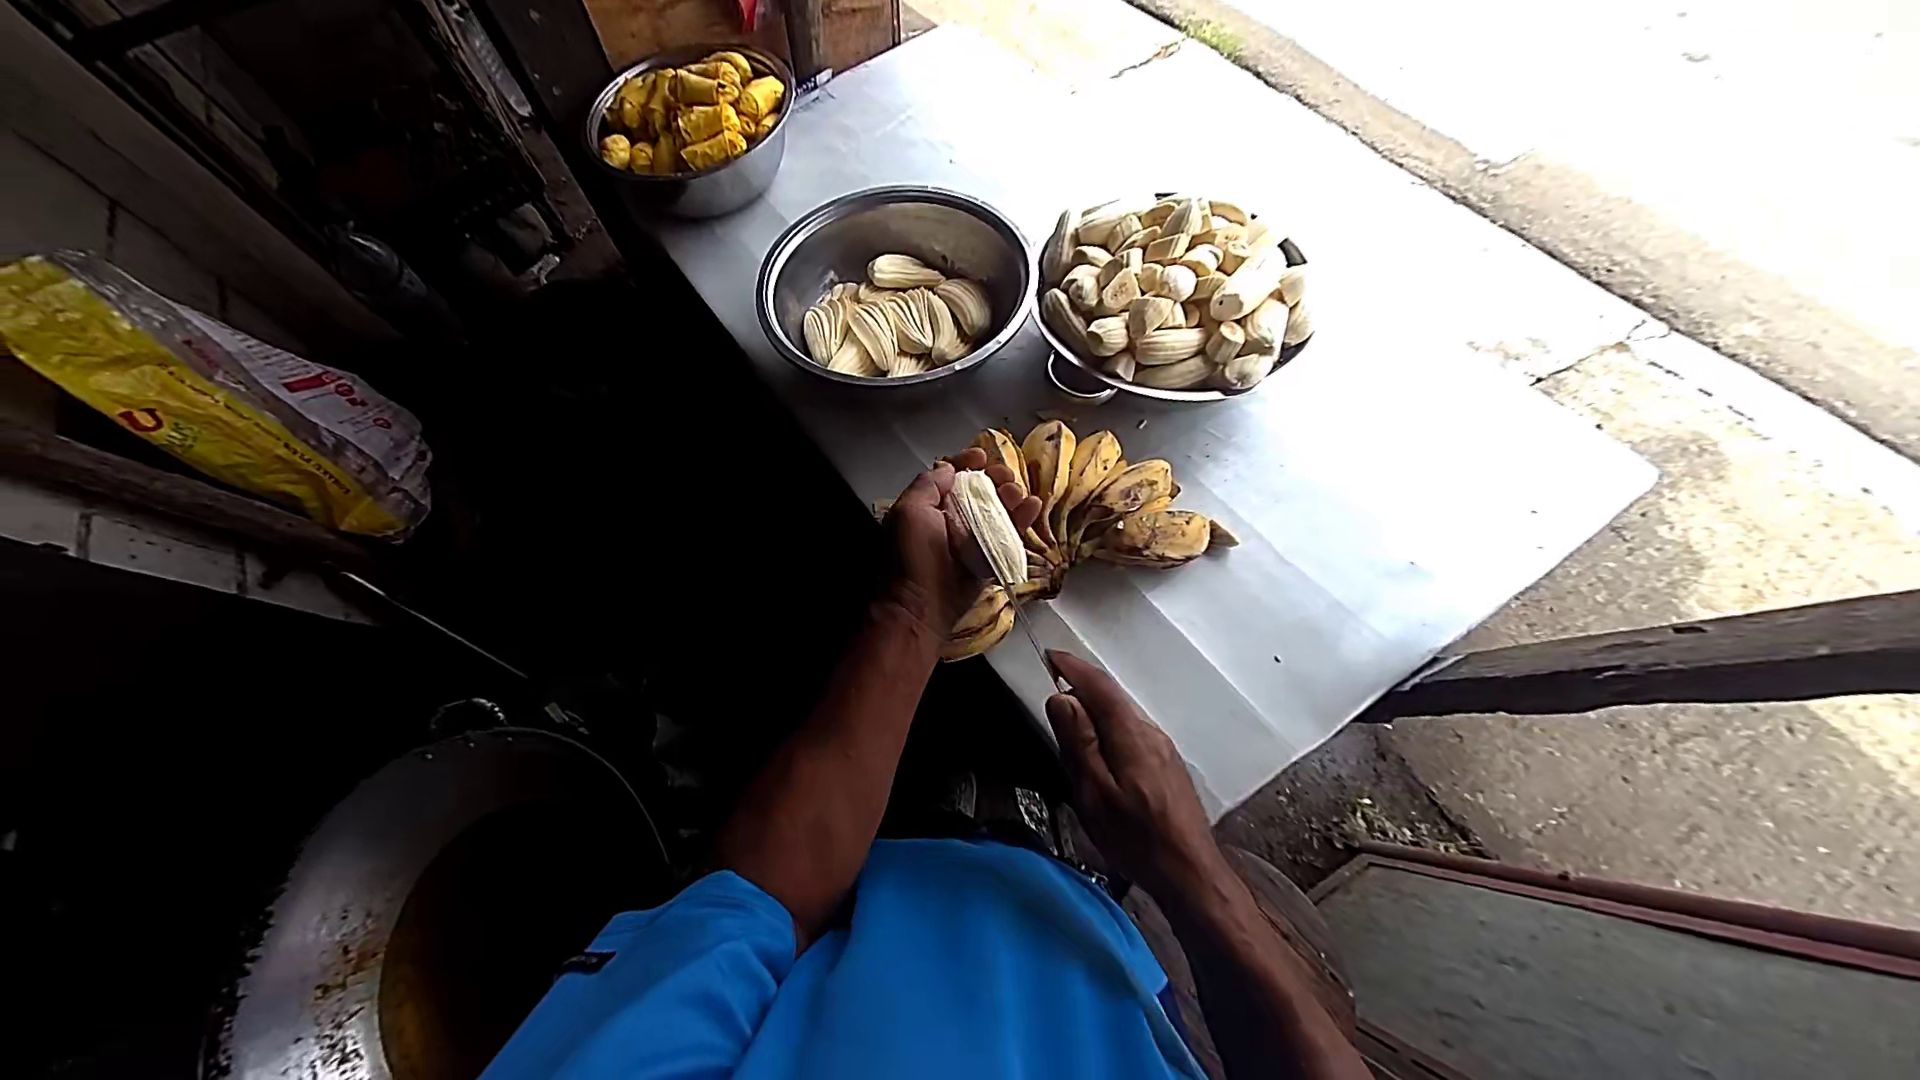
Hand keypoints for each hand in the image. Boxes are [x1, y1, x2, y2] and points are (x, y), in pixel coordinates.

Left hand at [883, 446, 1041, 636]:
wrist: (921, 607)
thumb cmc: (911, 557)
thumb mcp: (909, 512)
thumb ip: (928, 485)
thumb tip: (949, 469)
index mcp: (929, 506)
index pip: (951, 476)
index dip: (966, 462)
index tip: (981, 455)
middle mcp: (951, 520)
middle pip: (979, 490)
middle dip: (994, 478)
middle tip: (1005, 477)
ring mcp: (972, 540)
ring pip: (998, 510)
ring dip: (1011, 495)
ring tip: (1017, 493)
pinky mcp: (989, 558)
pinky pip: (1009, 535)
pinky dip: (1023, 519)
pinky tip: (1032, 506)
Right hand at [1044, 650, 1225, 899]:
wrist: (1190, 872)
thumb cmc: (1138, 838)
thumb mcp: (1094, 792)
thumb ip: (1077, 742)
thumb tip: (1062, 698)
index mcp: (1130, 735)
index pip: (1100, 685)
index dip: (1073, 666)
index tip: (1051, 656)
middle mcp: (1150, 732)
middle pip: (1111, 698)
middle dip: (1080, 690)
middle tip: (1053, 701)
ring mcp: (1162, 748)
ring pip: (1121, 716)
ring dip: (1094, 713)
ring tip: (1072, 735)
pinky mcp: (1166, 764)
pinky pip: (1131, 732)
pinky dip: (1109, 730)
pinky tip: (1101, 757)